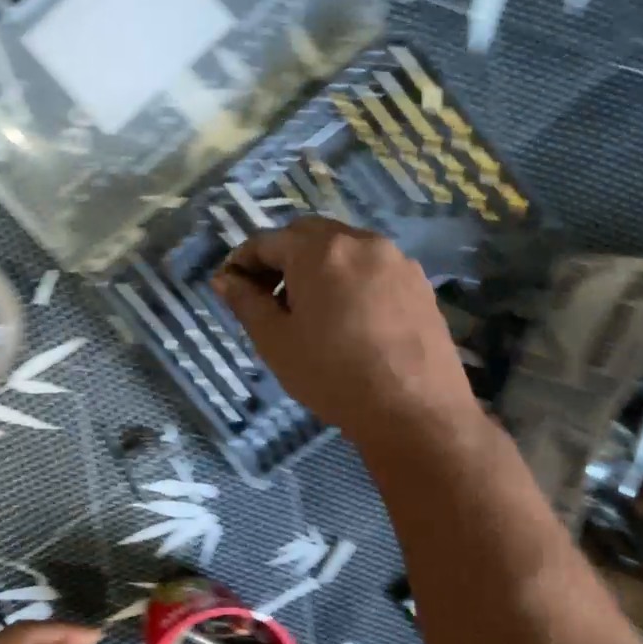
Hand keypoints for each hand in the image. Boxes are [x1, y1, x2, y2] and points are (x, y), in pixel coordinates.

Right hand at [212, 217, 480, 449]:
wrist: (413, 410)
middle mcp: (361, 241)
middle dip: (280, 257)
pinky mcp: (418, 282)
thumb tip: (224, 279)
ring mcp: (395, 260)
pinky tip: (343, 318)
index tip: (229, 289)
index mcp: (319, 251)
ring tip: (305, 310)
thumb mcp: (274, 340)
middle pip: (307, 234)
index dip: (241, 262)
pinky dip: (347, 278)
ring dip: (314, 266)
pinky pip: (370, 266)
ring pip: (342, 248)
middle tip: (265, 297)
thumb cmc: (331, 374)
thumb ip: (245, 302)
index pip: (266, 241)